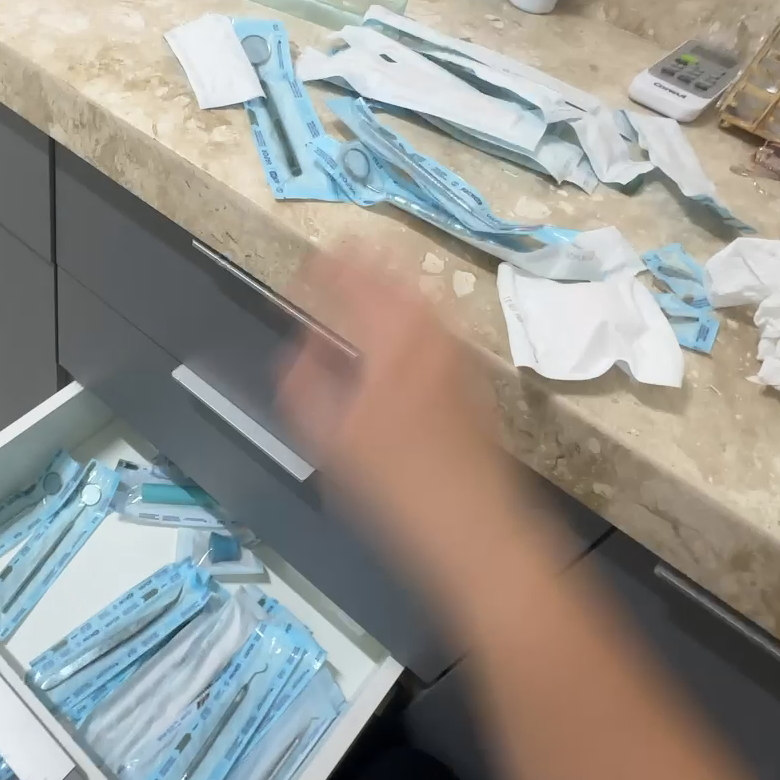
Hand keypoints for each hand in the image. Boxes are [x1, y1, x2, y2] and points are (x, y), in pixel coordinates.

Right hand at [277, 248, 538, 595]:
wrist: (479, 529)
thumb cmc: (395, 488)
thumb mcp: (328, 441)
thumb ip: (305, 384)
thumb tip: (300, 347)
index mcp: (389, 345)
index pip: (354, 285)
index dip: (328, 268)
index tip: (307, 263)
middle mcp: (430, 338)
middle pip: (399, 278)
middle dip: (368, 257)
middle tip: (343, 249)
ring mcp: (459, 356)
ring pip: (427, 298)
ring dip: (396, 278)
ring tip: (373, 272)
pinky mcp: (475, 379)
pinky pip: (443, 324)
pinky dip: (420, 309)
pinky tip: (409, 325)